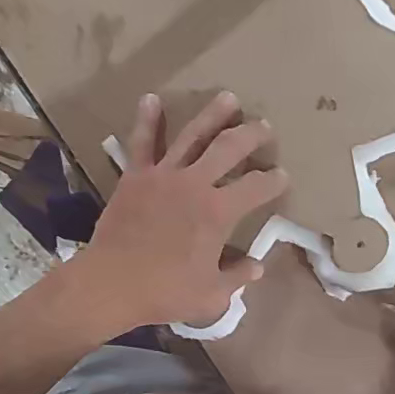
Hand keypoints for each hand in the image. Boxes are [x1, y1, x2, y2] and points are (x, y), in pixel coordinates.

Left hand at [74, 91, 288, 329]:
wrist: (111, 284)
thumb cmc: (165, 292)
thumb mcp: (212, 295)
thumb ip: (238, 277)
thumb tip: (257, 266)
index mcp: (219, 212)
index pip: (257, 187)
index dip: (274, 181)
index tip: (283, 177)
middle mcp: (195, 184)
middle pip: (230, 148)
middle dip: (253, 135)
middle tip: (265, 128)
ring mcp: (163, 175)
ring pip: (193, 136)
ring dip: (213, 115)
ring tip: (229, 98)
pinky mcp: (135, 176)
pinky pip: (143, 143)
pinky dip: (148, 120)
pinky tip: (151, 99)